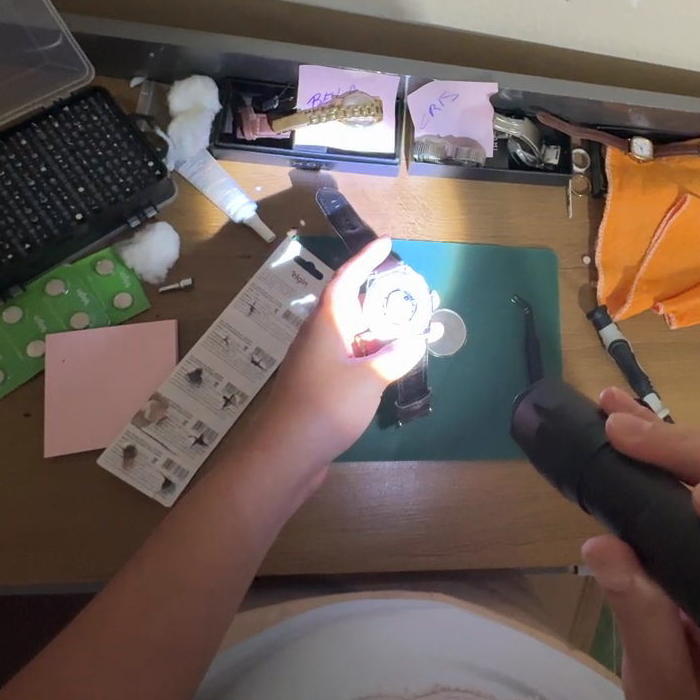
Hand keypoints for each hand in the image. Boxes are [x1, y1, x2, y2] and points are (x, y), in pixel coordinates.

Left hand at [243, 237, 424, 474]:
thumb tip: (415, 341)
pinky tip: (391, 366)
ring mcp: (318, 361)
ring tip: (410, 329)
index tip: (386, 244)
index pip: (347, 279)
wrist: (284, 456)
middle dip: (382, 297)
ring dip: (380, 329)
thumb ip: (395, 357)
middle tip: (412, 293)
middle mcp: (320, 336)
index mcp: (328, 323)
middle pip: (352, 305)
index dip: (366, 259)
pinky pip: (350, 357)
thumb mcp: (369, 379)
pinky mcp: (320, 384)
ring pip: (353, 334)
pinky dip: (372, 354)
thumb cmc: (324, 407)